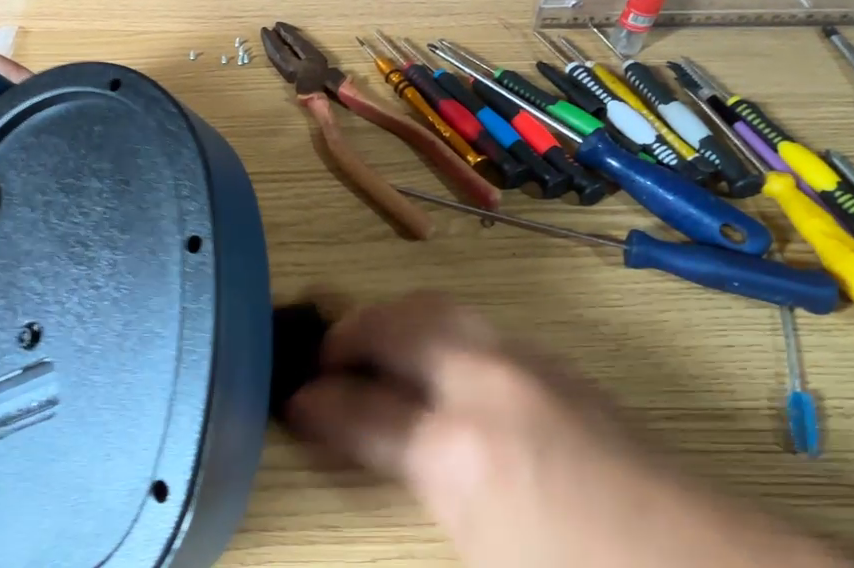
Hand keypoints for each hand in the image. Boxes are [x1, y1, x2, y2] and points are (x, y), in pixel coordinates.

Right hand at [284, 293, 851, 567]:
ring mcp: (529, 369)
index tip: (290, 406)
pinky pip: (479, 329)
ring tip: (376, 352)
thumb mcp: (481, 556)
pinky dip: (439, 333)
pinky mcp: (562, 370)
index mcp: (457, 454)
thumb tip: (380, 456)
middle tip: (326, 364)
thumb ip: (419, 492)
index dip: (313, 408)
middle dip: (349, 337)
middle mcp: (485, 388)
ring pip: (439, 311)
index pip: (356, 410)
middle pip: (394, 325)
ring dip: (394, 323)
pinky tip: (442, 371)